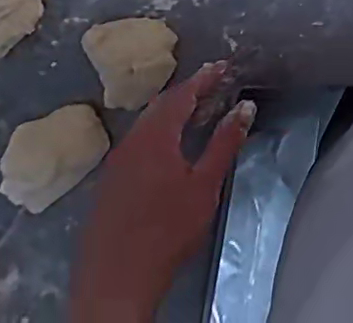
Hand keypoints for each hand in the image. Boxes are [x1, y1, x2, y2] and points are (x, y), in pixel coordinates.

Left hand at [70, 63, 253, 322]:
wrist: (114, 287)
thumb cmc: (167, 231)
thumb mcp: (205, 183)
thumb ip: (225, 141)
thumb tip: (245, 106)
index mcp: (153, 139)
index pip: (180, 96)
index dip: (203, 78)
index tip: (224, 66)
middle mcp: (128, 147)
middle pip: (159, 107)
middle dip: (187, 91)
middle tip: (214, 81)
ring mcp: (113, 168)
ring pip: (145, 126)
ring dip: (171, 112)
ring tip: (197, 108)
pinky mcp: (107, 188)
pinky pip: (136, 145)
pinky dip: (158, 132)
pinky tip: (171, 145)